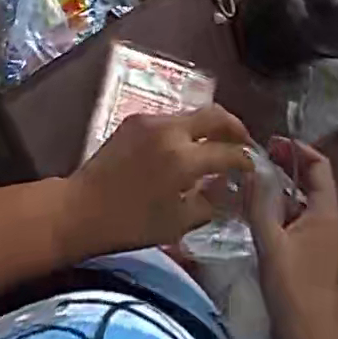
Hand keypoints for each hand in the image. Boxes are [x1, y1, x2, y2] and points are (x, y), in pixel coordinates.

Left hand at [62, 105, 253, 257]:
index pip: (228, 152)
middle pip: (215, 115)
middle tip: (245, 145)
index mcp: (183, 158)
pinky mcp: (136, 119)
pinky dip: (187, 130)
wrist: (81, 207)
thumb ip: (211, 201)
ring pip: (193, 115)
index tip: (255, 169)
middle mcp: (170, 130)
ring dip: (210, 128)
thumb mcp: (178, 222)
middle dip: (236, 128)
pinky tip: (187, 150)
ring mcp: (151, 120)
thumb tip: (232, 189)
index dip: (246, 160)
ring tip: (217, 149)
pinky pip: (172, 119)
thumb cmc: (131, 224)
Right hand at [248, 138, 337, 338]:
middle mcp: (326, 223)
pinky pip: (295, 221)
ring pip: (300, 202)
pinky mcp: (309, 258)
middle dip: (286, 165)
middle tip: (255, 158)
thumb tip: (251, 168)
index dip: (297, 149)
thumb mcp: (271, 244)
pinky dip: (277, 209)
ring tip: (249, 181)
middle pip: (311, 182)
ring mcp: (319, 242)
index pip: (320, 166)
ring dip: (279, 188)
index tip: (270, 142)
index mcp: (324, 214)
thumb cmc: (293, 293)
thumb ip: (260, 204)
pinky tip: (254, 214)